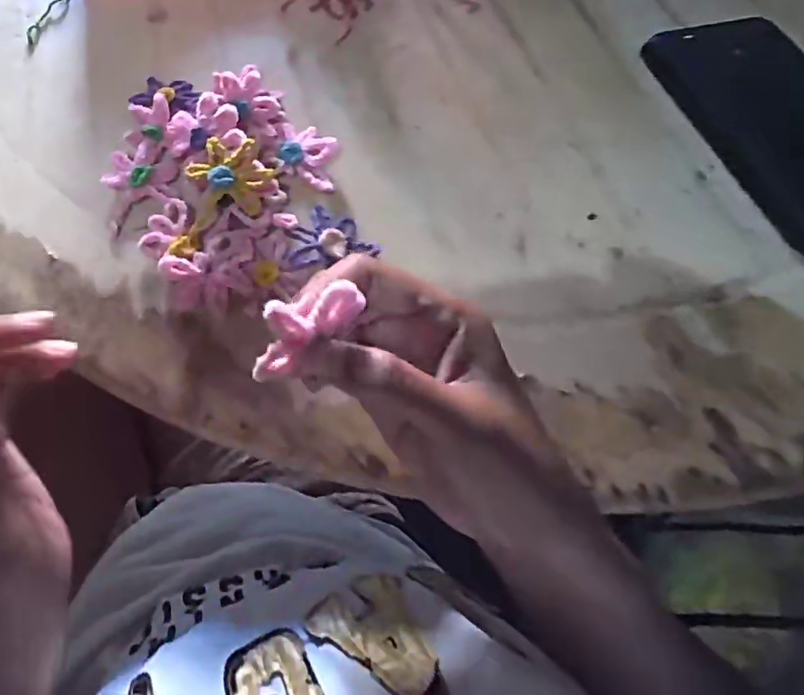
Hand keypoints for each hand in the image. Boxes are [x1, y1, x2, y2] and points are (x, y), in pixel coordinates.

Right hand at [268, 256, 600, 551]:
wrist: (526, 526)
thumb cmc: (508, 464)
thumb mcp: (452, 419)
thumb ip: (386, 379)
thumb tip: (314, 349)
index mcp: (442, 316)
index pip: (373, 278)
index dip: (331, 293)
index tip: (299, 327)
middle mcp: (414, 325)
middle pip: (347, 300)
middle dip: (311, 319)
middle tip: (279, 350)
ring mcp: (395, 356)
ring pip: (336, 332)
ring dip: (305, 343)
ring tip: (277, 366)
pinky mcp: (380, 387)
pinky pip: (337, 364)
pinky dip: (312, 367)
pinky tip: (296, 379)